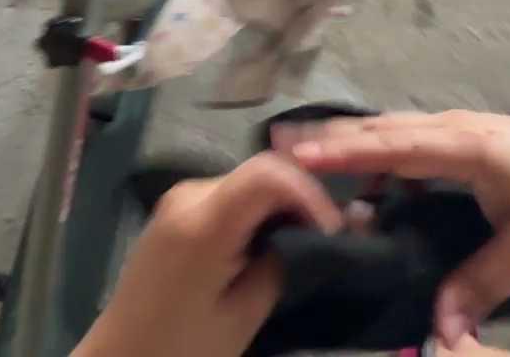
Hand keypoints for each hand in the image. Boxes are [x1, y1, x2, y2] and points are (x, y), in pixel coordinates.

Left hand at [77, 152, 341, 356]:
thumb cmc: (179, 350)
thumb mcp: (239, 318)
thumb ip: (277, 268)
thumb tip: (307, 238)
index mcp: (204, 221)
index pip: (267, 174)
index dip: (308, 193)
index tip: (332, 229)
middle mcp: (190, 193)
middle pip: (258, 171)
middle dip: (298, 196)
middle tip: (329, 234)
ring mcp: (179, 196)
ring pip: (245, 179)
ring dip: (278, 201)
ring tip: (306, 236)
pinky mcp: (176, 207)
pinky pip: (228, 193)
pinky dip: (255, 207)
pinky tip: (269, 237)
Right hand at [281, 110, 509, 346]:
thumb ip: (482, 284)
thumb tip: (438, 330)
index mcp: (467, 148)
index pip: (396, 148)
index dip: (347, 152)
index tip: (300, 155)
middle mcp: (454, 127)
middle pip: (383, 128)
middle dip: (331, 134)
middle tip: (278, 139)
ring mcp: (459, 126)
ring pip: (393, 128)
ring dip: (350, 135)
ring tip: (303, 143)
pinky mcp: (464, 135)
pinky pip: (410, 136)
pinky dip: (378, 145)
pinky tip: (362, 165)